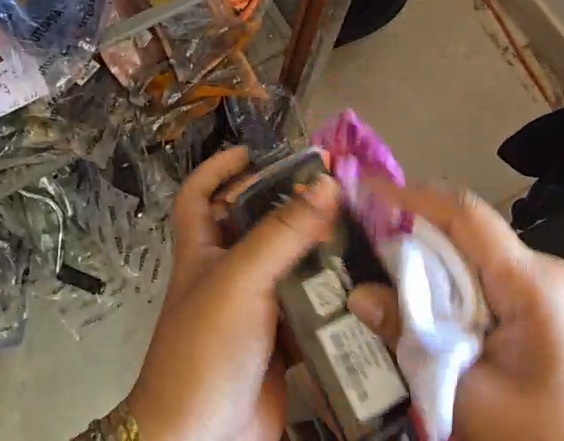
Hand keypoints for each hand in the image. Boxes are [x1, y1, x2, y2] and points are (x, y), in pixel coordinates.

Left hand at [126, 147, 340, 440]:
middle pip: (254, 228)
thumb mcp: (240, 278)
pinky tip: (364, 287)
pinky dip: (332, 302)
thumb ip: (283, 232)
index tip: (254, 151)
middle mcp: (226, 274)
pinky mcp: (281, 347)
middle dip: (288, 208)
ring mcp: (254, 313)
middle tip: (333, 191)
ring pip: (288, 270)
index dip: (219, 169)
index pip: (199, 195)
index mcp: (202, 250)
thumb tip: (326, 181)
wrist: (203, 437)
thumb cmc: (207, 345)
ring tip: (360, 231)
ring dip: (318, 255)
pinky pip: (310, 313)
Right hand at [348, 180, 563, 440]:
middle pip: (465, 233)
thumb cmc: (545, 437)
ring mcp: (549, 290)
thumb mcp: (471, 398)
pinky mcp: (546, 312)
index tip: (361, 189)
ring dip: (428, 265)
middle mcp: (544, 270)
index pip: (463, 214)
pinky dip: (450, 288)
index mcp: (533, 281)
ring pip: (472, 257)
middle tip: (357, 241)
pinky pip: (486, 281)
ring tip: (378, 275)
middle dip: (410, 234)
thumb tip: (358, 295)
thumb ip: (414, 339)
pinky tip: (422, 308)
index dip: (410, 194)